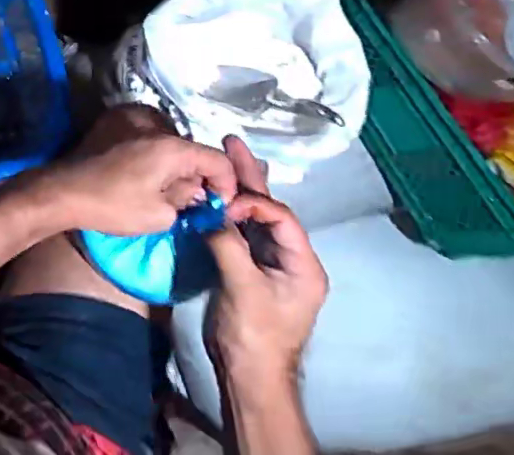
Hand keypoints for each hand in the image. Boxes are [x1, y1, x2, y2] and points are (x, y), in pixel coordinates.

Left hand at [32, 106, 238, 235]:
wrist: (64, 190)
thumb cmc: (113, 205)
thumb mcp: (161, 214)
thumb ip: (186, 197)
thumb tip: (195, 189)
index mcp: (169, 145)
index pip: (217, 159)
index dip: (226, 184)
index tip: (217, 204)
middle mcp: (151, 123)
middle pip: (191, 146)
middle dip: (198, 171)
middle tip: (192, 197)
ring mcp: (127, 117)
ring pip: (167, 135)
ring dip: (174, 157)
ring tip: (167, 182)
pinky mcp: (110, 121)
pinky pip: (144, 129)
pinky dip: (152, 145)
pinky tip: (144, 167)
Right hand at [206, 136, 327, 384]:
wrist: (249, 371)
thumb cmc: (254, 334)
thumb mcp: (242, 289)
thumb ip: (229, 246)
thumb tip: (211, 214)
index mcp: (303, 264)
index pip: (281, 217)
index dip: (254, 202)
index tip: (225, 204)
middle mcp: (291, 257)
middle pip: (271, 208)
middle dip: (250, 176)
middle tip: (231, 142)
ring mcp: (271, 261)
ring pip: (256, 215)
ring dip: (239, 186)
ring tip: (224, 154)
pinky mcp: (250, 265)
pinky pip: (242, 228)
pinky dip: (229, 208)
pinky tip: (216, 191)